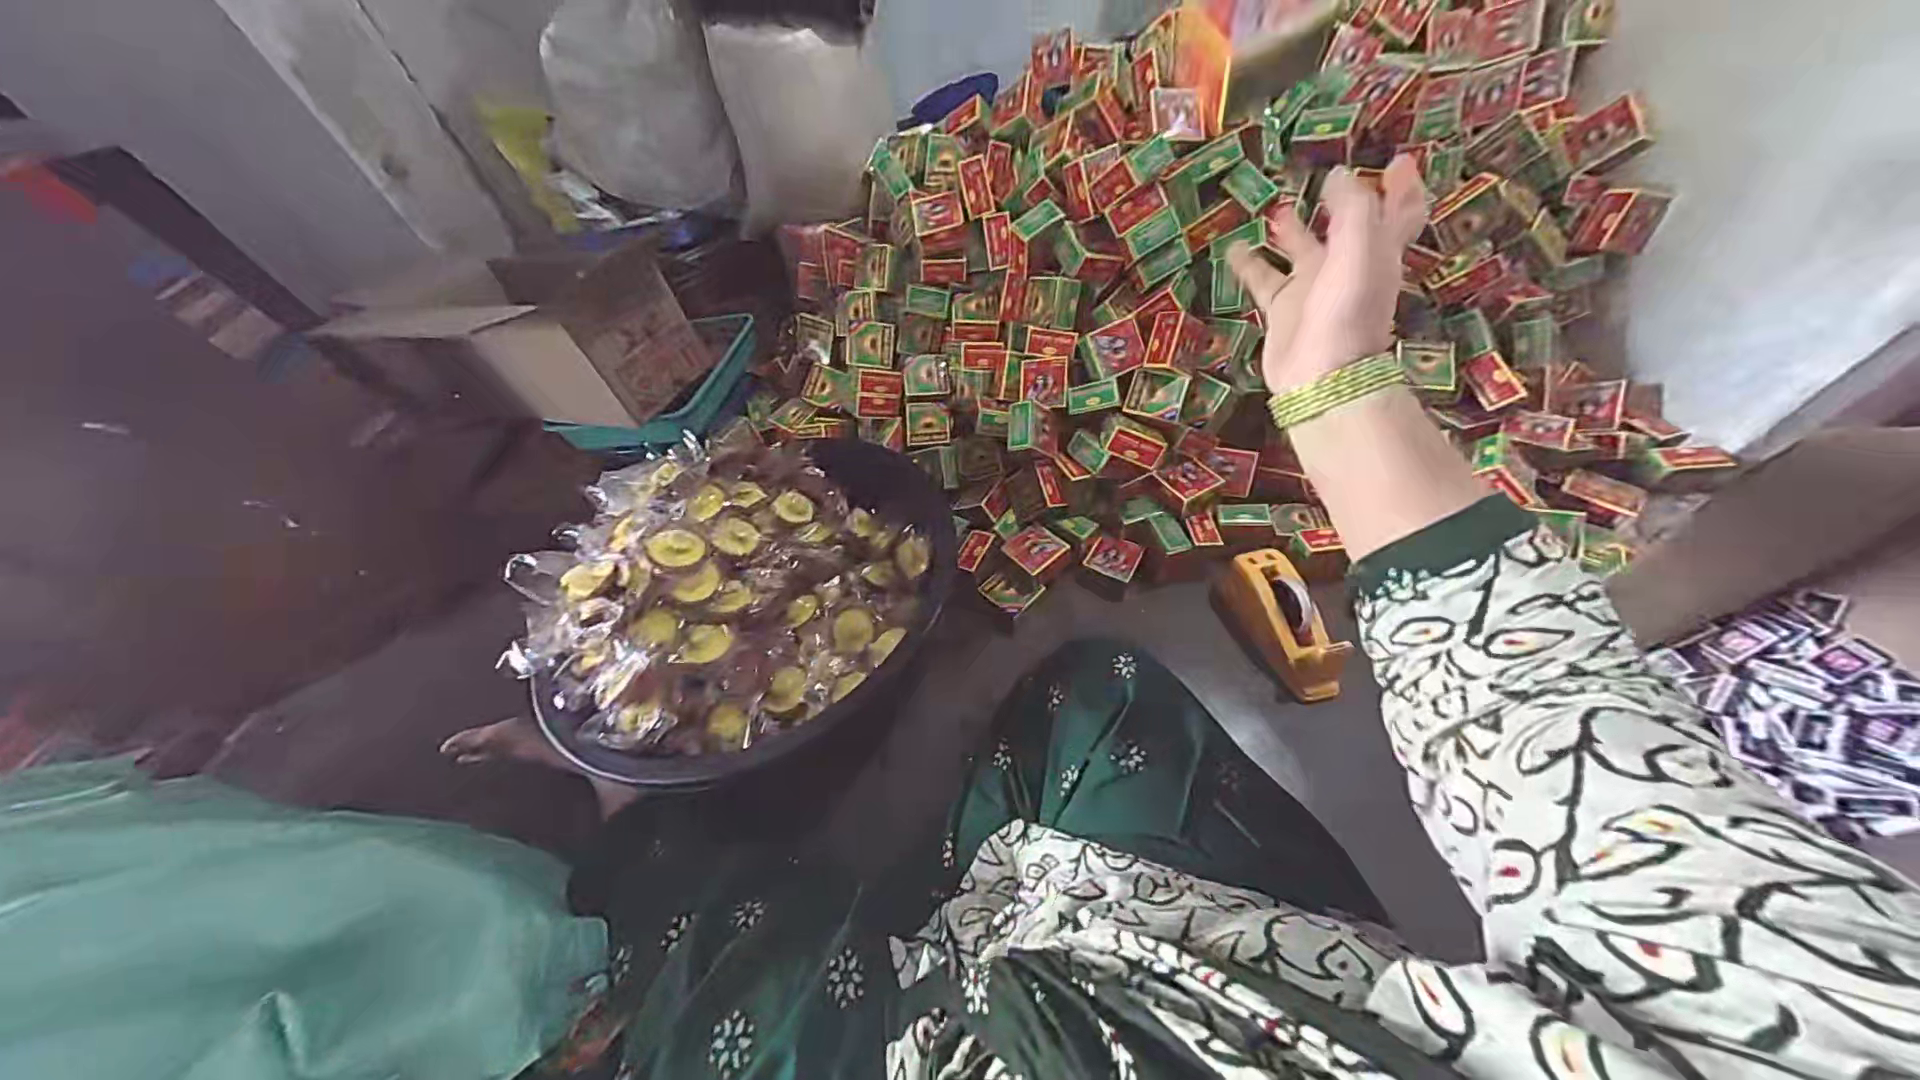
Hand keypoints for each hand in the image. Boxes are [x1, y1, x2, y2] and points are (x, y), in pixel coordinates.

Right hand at [1226, 155, 1429, 392]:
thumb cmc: (1347, 309)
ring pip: (1301, 250)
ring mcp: (1313, 289)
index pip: (1401, 211)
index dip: (1403, 187)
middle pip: (1347, 228)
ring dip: (1290, 229)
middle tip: (1326, 179)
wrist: (1320, 372)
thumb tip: (1337, 175)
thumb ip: (1352, 207)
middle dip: (1340, 203)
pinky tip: (1235, 249)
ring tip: (1274, 208)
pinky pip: (1264, 279)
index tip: (1397, 161)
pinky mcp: (1282, 310)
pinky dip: (1250, 264)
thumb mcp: (1358, 248)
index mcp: (1378, 251)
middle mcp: (1348, 267)